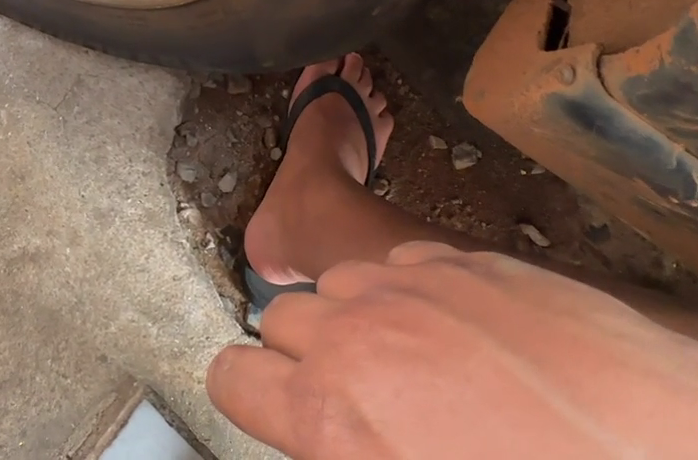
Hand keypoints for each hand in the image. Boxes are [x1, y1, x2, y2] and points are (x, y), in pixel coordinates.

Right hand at [207, 242, 697, 458]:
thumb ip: (351, 453)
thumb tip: (333, 432)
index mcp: (332, 414)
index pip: (229, 376)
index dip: (248, 397)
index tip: (278, 412)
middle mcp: (357, 330)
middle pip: (280, 320)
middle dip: (305, 360)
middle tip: (364, 405)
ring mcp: (412, 281)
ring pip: (338, 284)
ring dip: (357, 320)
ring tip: (420, 368)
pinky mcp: (467, 258)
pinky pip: (402, 265)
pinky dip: (411, 294)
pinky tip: (468, 338)